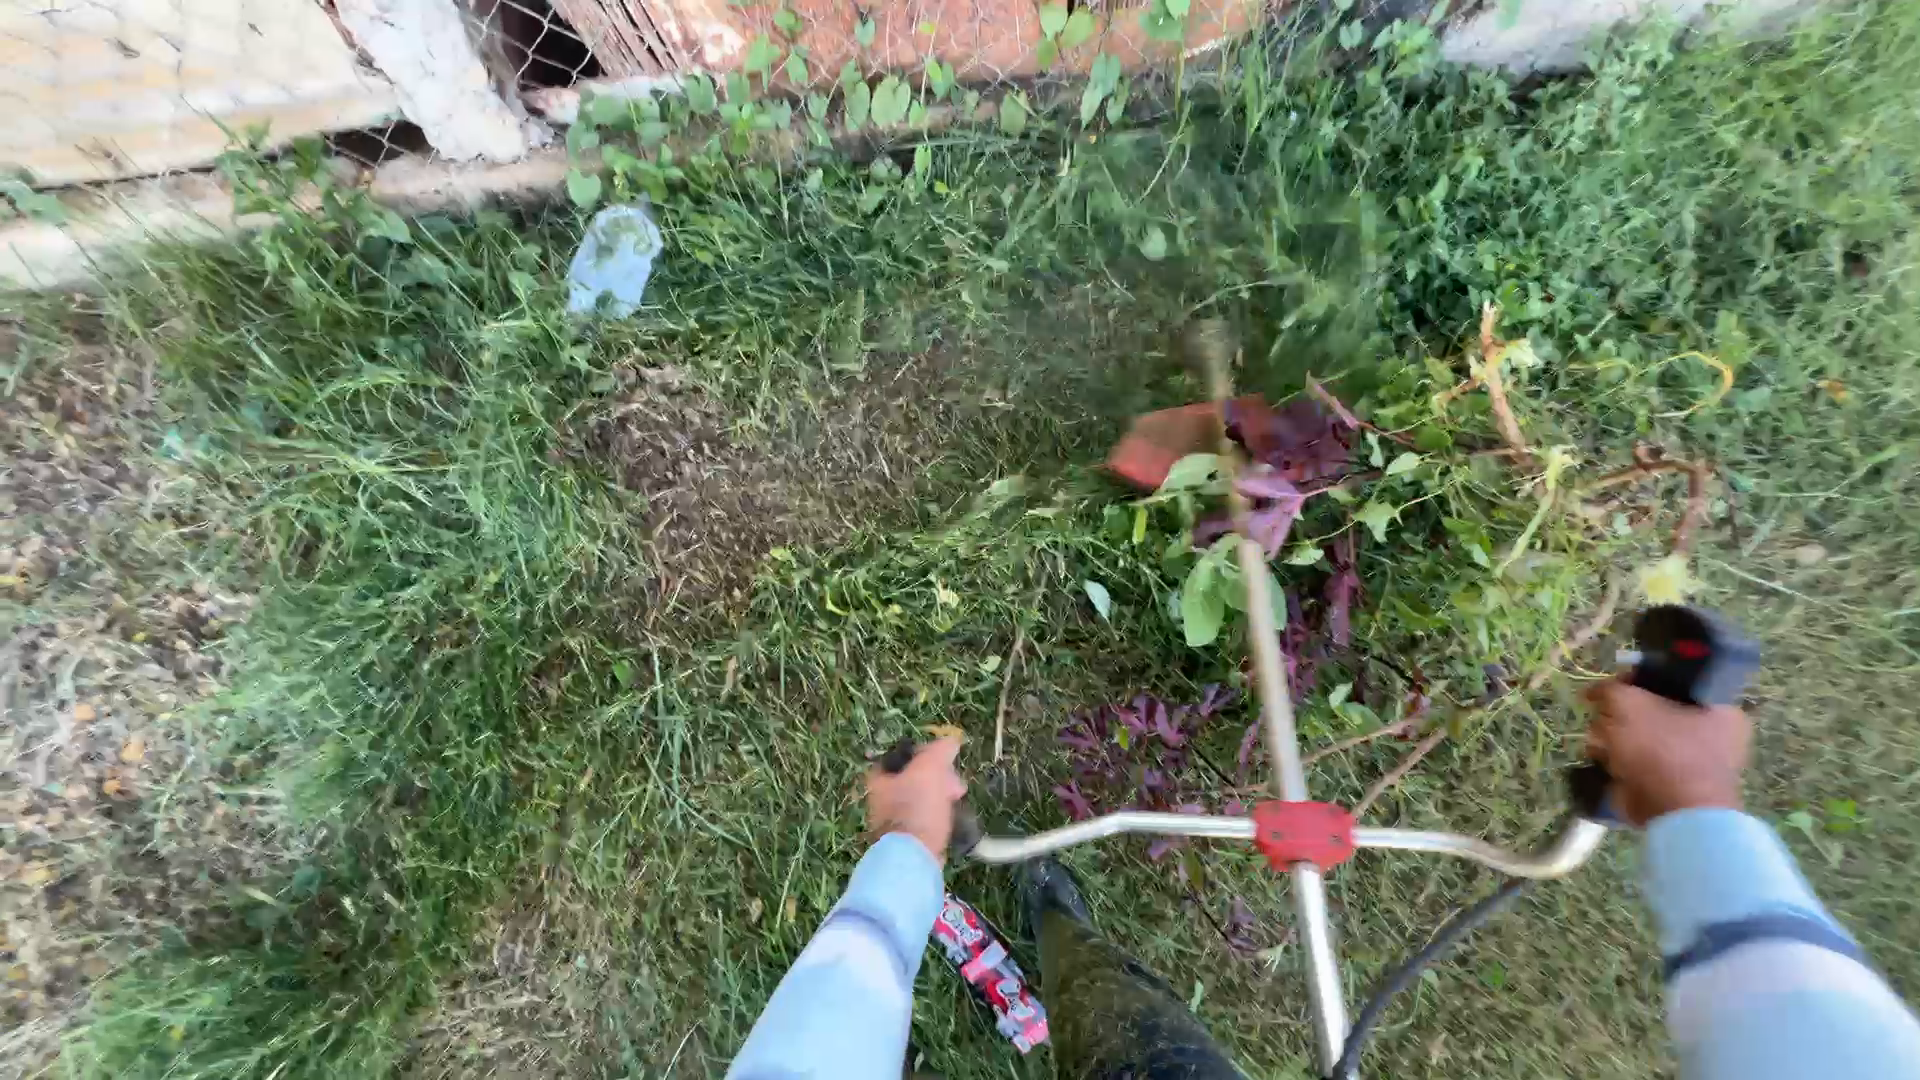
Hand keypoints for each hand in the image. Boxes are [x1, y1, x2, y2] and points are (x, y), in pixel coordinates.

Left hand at [866, 737, 968, 862]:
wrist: (913, 857)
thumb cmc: (917, 807)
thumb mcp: (930, 769)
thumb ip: (939, 751)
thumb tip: (951, 740)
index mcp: (879, 777)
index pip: (905, 754)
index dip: (927, 753)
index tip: (945, 759)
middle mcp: (881, 796)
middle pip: (915, 776)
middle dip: (939, 776)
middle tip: (956, 782)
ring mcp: (891, 818)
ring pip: (921, 797)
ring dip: (941, 794)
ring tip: (958, 798)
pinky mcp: (905, 837)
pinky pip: (924, 816)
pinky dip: (938, 813)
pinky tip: (951, 817)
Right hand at [1584, 678, 1750, 825]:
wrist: (1672, 808)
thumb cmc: (1659, 747)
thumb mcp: (1626, 702)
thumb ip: (1610, 688)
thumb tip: (1597, 692)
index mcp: (1716, 708)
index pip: (1667, 680)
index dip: (1633, 681)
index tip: (1610, 690)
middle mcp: (1709, 731)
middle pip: (1644, 708)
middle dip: (1615, 715)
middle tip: (1606, 721)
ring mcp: (1689, 758)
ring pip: (1633, 733)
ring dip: (1609, 737)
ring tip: (1603, 747)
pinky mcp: (1667, 779)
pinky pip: (1633, 757)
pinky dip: (1615, 758)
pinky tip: (1607, 761)